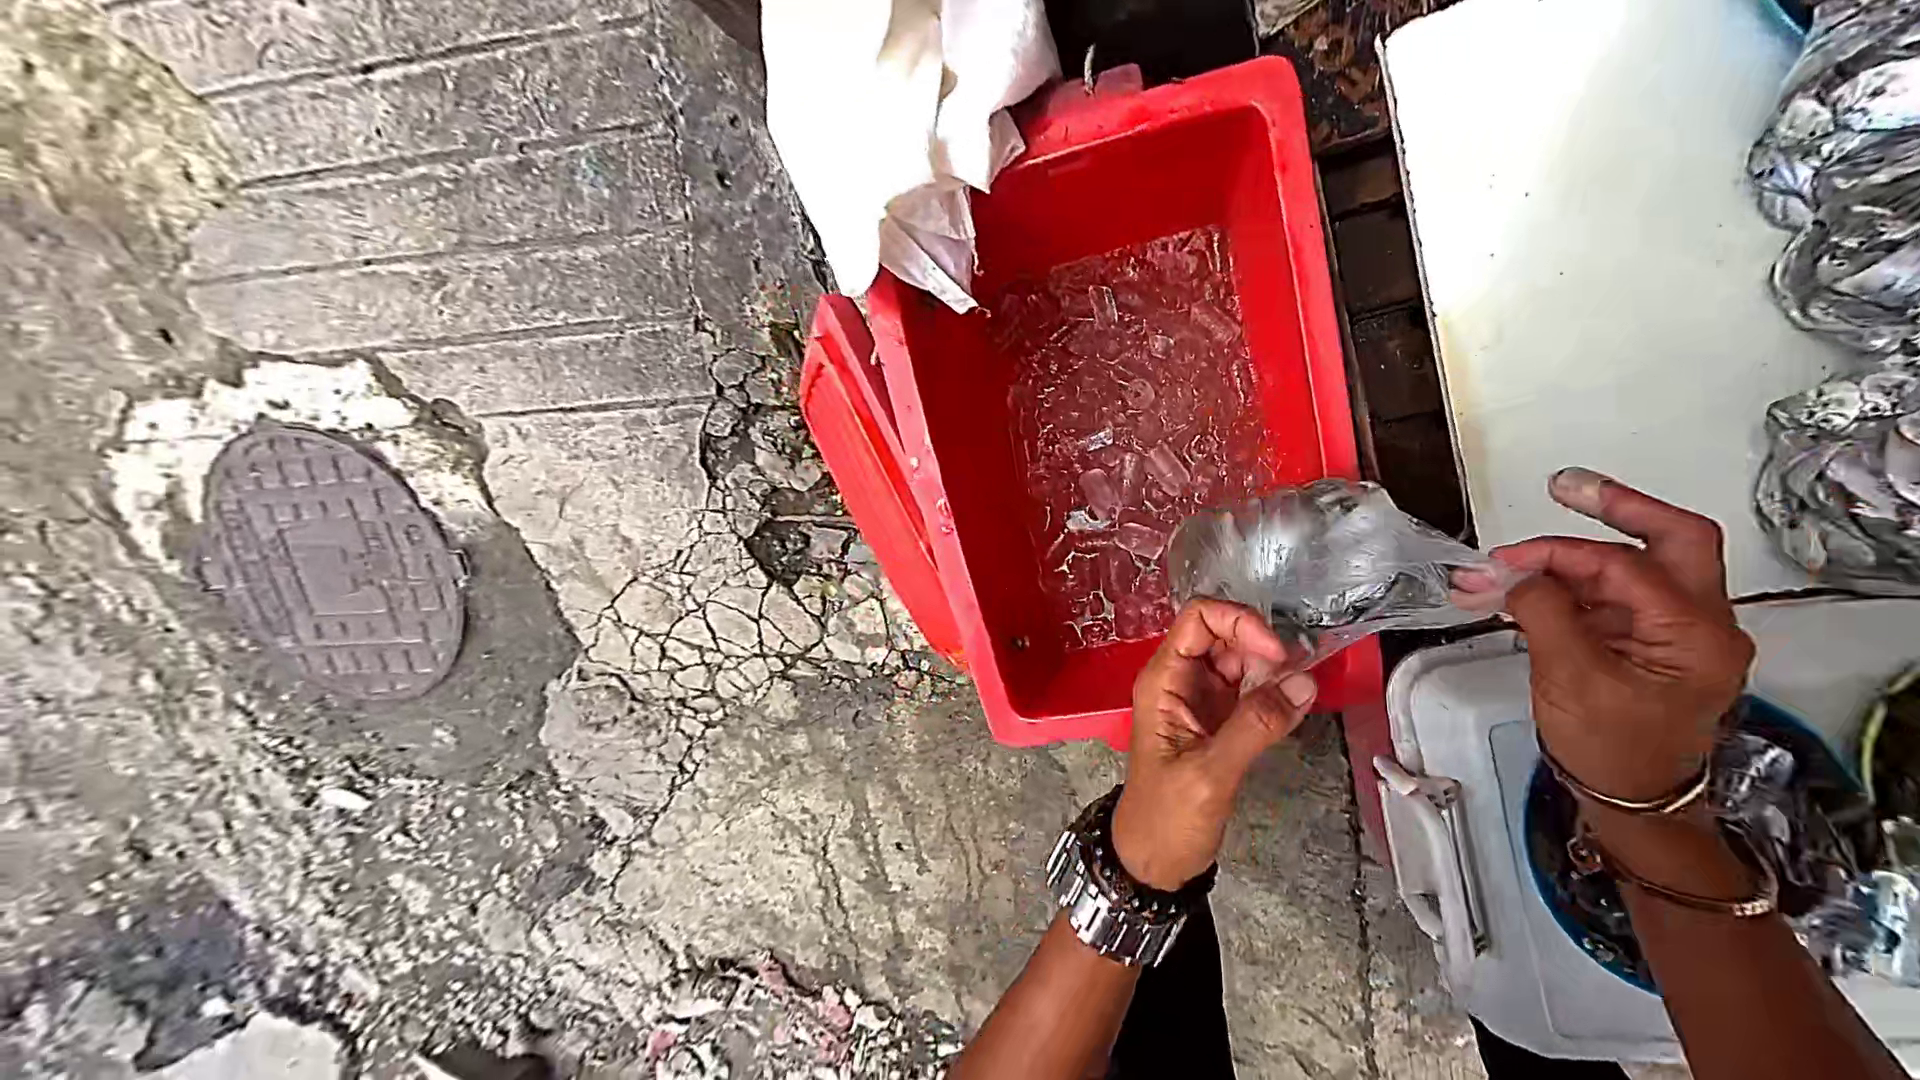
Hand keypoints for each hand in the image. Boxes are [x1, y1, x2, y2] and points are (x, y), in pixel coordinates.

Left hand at [1111, 597, 1318, 890]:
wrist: (1155, 856)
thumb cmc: (1167, 816)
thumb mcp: (1210, 773)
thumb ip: (1254, 726)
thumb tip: (1303, 682)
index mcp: (1163, 680)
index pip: (1197, 620)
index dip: (1238, 622)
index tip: (1276, 653)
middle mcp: (1179, 679)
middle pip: (1221, 633)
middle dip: (1260, 643)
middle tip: (1297, 673)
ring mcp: (1199, 697)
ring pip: (1237, 658)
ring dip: (1270, 666)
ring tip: (1299, 688)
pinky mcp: (1217, 717)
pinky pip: (1247, 686)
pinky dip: (1271, 688)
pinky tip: (1292, 702)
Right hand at [1492, 468, 1754, 804]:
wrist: (1627, 795)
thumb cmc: (1610, 743)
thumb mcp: (1571, 676)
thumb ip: (1544, 612)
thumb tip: (1509, 572)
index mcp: (1694, 631)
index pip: (1623, 565)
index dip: (1555, 555)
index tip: (1497, 563)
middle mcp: (1694, 621)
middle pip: (1671, 541)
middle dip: (1617, 508)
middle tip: (1565, 486)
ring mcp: (1665, 629)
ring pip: (1626, 567)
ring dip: (1563, 559)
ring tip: (1500, 562)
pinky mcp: (1634, 640)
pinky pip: (1598, 598)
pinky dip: (1555, 587)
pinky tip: (1512, 589)